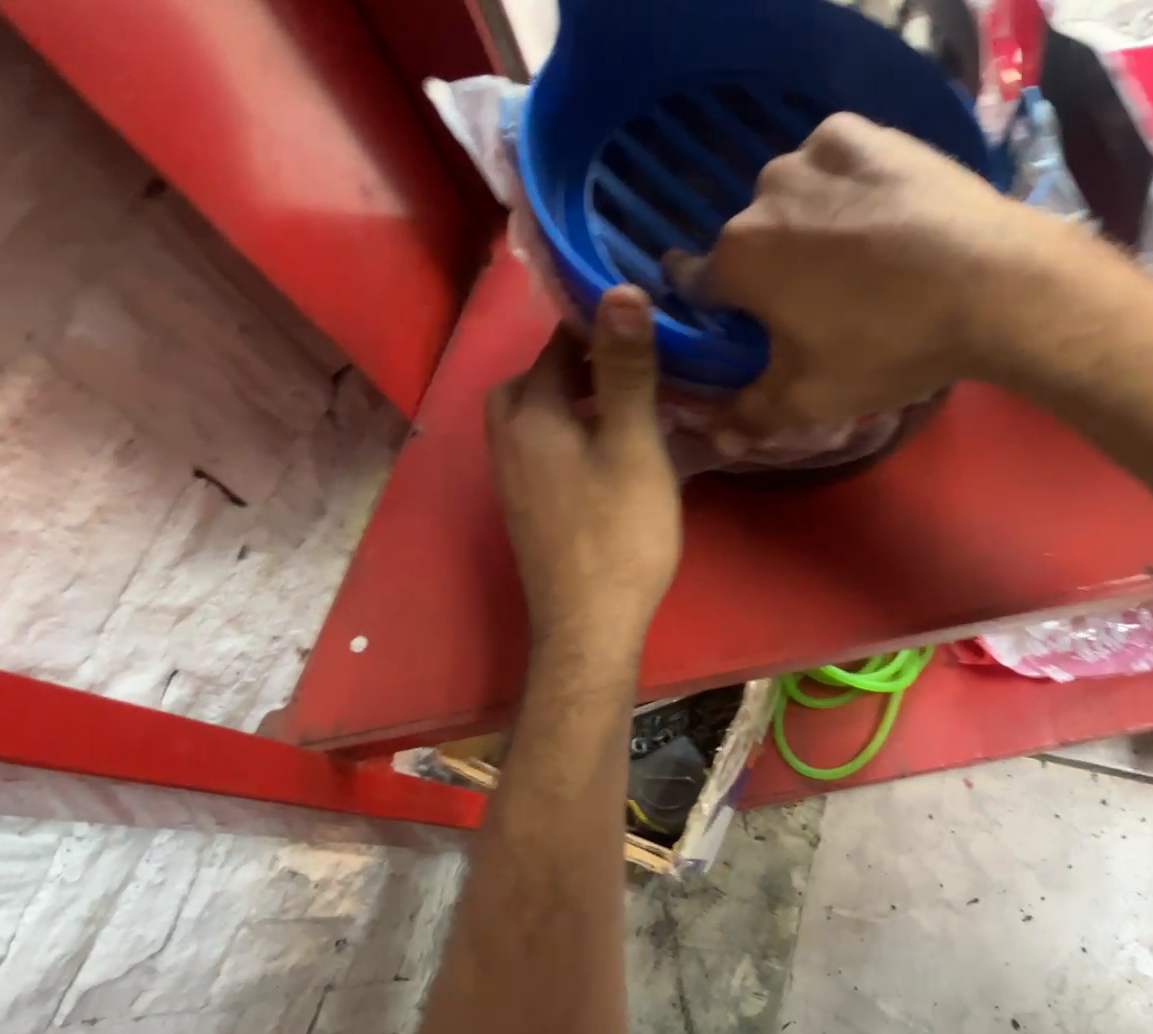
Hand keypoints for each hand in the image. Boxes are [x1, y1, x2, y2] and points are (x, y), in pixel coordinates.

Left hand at [487, 287, 680, 665]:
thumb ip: (625, 370)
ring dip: (573, 398)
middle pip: (537, 376)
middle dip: (580, 362)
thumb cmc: (620, 532)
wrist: (590, 624)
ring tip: (624, 404)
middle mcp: (509, 436)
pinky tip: (607, 451)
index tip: (644, 322)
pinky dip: (569, 432)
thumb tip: (619, 290)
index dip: (597, 325)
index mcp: (532, 412)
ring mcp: (512, 475)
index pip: (557, 343)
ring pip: (535, 413)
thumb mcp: (632, 446)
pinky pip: (540, 445)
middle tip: (633, 365)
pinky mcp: (525, 505)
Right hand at [665, 113, 1133, 438]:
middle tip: (823, 302)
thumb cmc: (889, 347)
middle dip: (774, 269)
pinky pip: (836, 165)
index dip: (715, 307)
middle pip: (753, 239)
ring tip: (865, 257)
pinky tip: (885, 215)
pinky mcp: (866, 132)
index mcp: (740, 257)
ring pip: (795, 198)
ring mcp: (816, 154)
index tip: (738, 319)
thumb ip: (753, 415)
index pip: (698, 282)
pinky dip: (849, 188)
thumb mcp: (813, 398)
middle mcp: (764, 193)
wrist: (993, 285)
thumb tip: (718, 436)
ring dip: (811, 224)